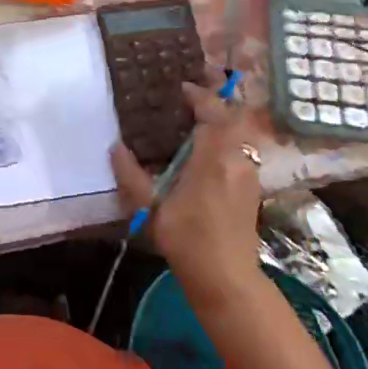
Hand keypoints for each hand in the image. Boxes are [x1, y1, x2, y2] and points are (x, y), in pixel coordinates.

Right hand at [111, 80, 263, 296]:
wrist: (227, 280)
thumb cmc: (188, 240)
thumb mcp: (151, 208)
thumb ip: (131, 175)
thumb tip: (115, 148)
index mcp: (215, 158)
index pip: (213, 112)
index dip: (198, 95)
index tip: (180, 88)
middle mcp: (238, 160)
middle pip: (234, 117)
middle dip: (216, 101)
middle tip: (192, 94)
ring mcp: (249, 174)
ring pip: (241, 134)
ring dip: (223, 120)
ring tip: (197, 118)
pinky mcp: (252, 189)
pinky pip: (242, 150)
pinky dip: (228, 138)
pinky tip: (208, 149)